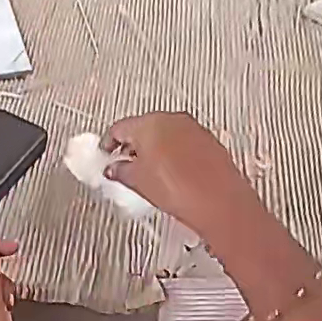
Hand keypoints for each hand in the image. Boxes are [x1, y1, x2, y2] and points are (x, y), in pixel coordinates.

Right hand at [103, 112, 263, 245]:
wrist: (216, 200)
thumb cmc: (180, 188)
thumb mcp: (136, 182)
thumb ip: (120, 170)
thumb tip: (115, 169)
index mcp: (150, 123)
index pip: (119, 128)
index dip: (108, 143)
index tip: (105, 152)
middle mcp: (172, 120)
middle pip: (143, 128)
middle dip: (130, 146)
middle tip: (122, 165)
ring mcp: (192, 129)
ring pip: (163, 135)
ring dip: (152, 151)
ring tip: (146, 175)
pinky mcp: (206, 141)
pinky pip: (181, 143)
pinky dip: (171, 155)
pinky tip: (168, 176)